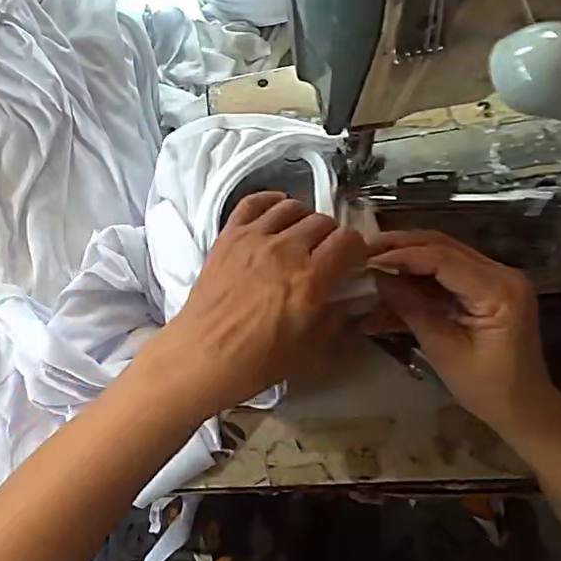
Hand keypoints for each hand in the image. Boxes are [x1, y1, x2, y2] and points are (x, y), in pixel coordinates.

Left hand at [134, 192, 372, 416]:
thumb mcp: (311, 347)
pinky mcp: (228, 237)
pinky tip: (278, 208)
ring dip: (304, 219)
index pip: (349, 240)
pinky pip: (252, 203)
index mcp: (310, 278)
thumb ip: (335, 315)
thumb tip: (349, 297)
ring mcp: (253, 238)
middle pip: (322, 222)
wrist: (204, 355)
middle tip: (327, 253)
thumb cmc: (257, 360)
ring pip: (291, 208)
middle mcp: (284, 250)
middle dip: (332, 236)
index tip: (353, 261)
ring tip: (302, 235)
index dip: (357, 249)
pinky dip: (269, 200)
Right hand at [368, 229, 560, 433]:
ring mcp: (495, 279)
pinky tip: (388, 288)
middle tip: (363, 249)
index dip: (400, 255)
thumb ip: (411, 308)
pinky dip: (417, 278)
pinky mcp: (485, 289)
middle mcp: (501, 274)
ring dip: (405, 259)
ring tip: (369, 264)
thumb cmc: (487, 388)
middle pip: (442, 246)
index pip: (442, 259)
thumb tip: (376, 278)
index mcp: (499, 291)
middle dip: (400, 246)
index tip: (365, 260)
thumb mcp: (443, 350)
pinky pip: (445, 273)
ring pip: (441, 255)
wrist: (524, 407)